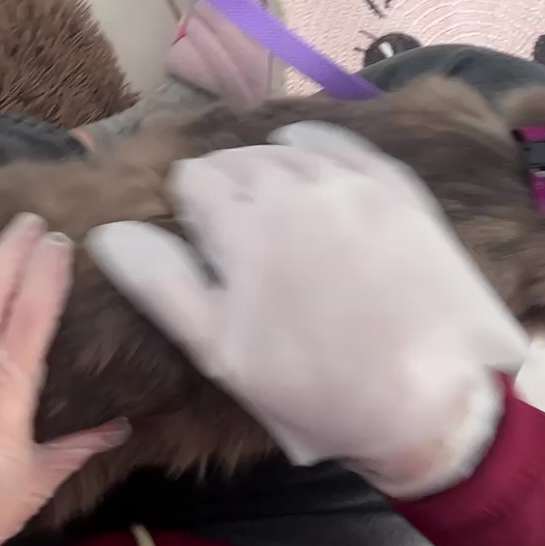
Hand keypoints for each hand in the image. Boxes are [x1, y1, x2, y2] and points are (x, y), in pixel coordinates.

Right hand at [86, 123, 524, 495]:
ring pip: (282, 151)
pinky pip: (340, 143)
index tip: (202, 246)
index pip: (192, 180)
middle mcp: (293, 186)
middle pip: (234, 160)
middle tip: (234, 237)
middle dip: (223, 189)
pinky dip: (312, 146)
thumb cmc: (313, 383)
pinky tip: (303, 159)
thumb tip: (110, 232)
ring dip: (264, 172)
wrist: (434, 402)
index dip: (187, 210)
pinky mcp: (396, 187)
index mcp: (242, 223)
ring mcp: (350, 182)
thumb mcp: (219, 350)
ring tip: (269, 211)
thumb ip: (160, 283)